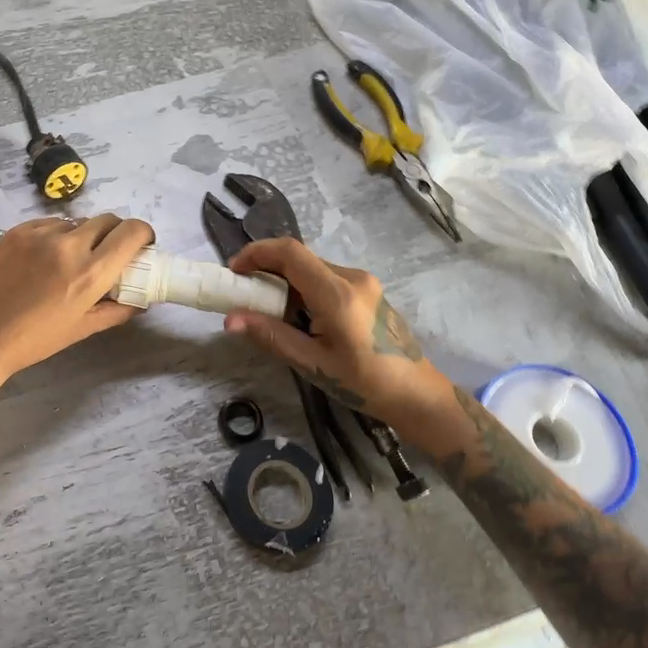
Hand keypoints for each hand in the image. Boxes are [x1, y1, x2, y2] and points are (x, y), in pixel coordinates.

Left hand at [0, 215, 155, 383]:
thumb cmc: (35, 340)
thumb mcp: (83, 329)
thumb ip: (117, 309)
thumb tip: (140, 299)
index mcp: (90, 274)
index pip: (131, 232)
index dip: (143, 234)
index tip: (142, 245)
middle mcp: (69, 246)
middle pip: (108, 220)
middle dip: (116, 233)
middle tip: (111, 253)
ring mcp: (40, 235)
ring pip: (77, 221)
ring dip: (84, 235)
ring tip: (71, 259)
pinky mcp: (18, 231)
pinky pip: (50, 223)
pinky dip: (57, 235)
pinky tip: (46, 257)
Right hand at [223, 238, 451, 423]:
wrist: (418, 394)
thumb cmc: (365, 383)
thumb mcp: (314, 364)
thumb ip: (271, 336)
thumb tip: (230, 320)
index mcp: (337, 294)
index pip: (290, 252)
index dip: (256, 253)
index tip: (234, 271)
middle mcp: (352, 278)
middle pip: (299, 258)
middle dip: (266, 270)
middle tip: (245, 295)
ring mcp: (363, 282)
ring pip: (312, 268)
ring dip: (285, 281)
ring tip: (270, 311)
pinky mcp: (368, 290)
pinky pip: (326, 278)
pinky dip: (303, 288)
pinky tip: (300, 317)